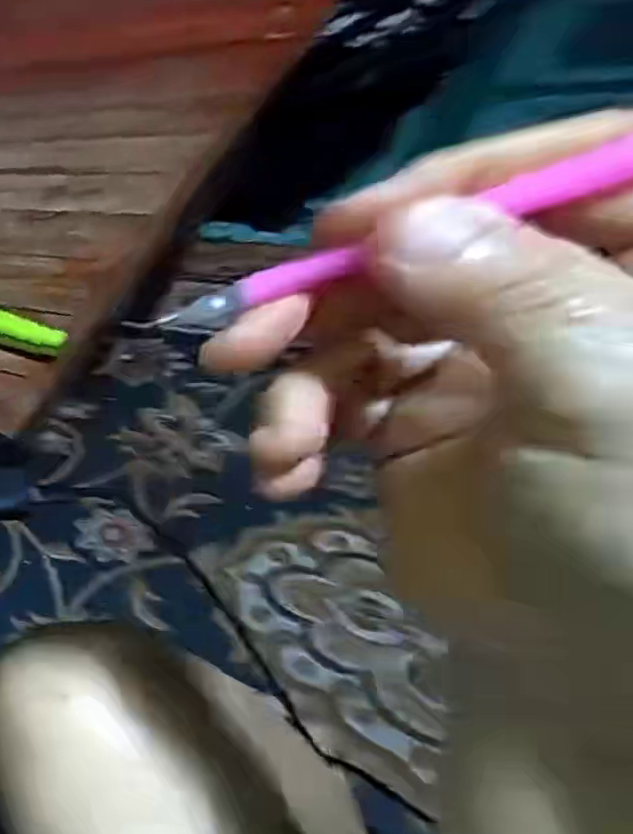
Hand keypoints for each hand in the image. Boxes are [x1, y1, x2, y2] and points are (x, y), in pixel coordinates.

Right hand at [199, 111, 632, 637]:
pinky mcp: (401, 424)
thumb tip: (393, 222)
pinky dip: (293, 437)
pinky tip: (283, 476)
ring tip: (274, 446)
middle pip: (414, 263)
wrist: (583, 656)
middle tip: (237, 346)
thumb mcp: (600, 392)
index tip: (337, 233)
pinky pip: (326, 405)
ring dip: (291, 394)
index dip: (444, 191)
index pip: (560, 177)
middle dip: (314, 309)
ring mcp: (469, 367)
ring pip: (348, 340)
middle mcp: (553, 306)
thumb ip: (509, 292)